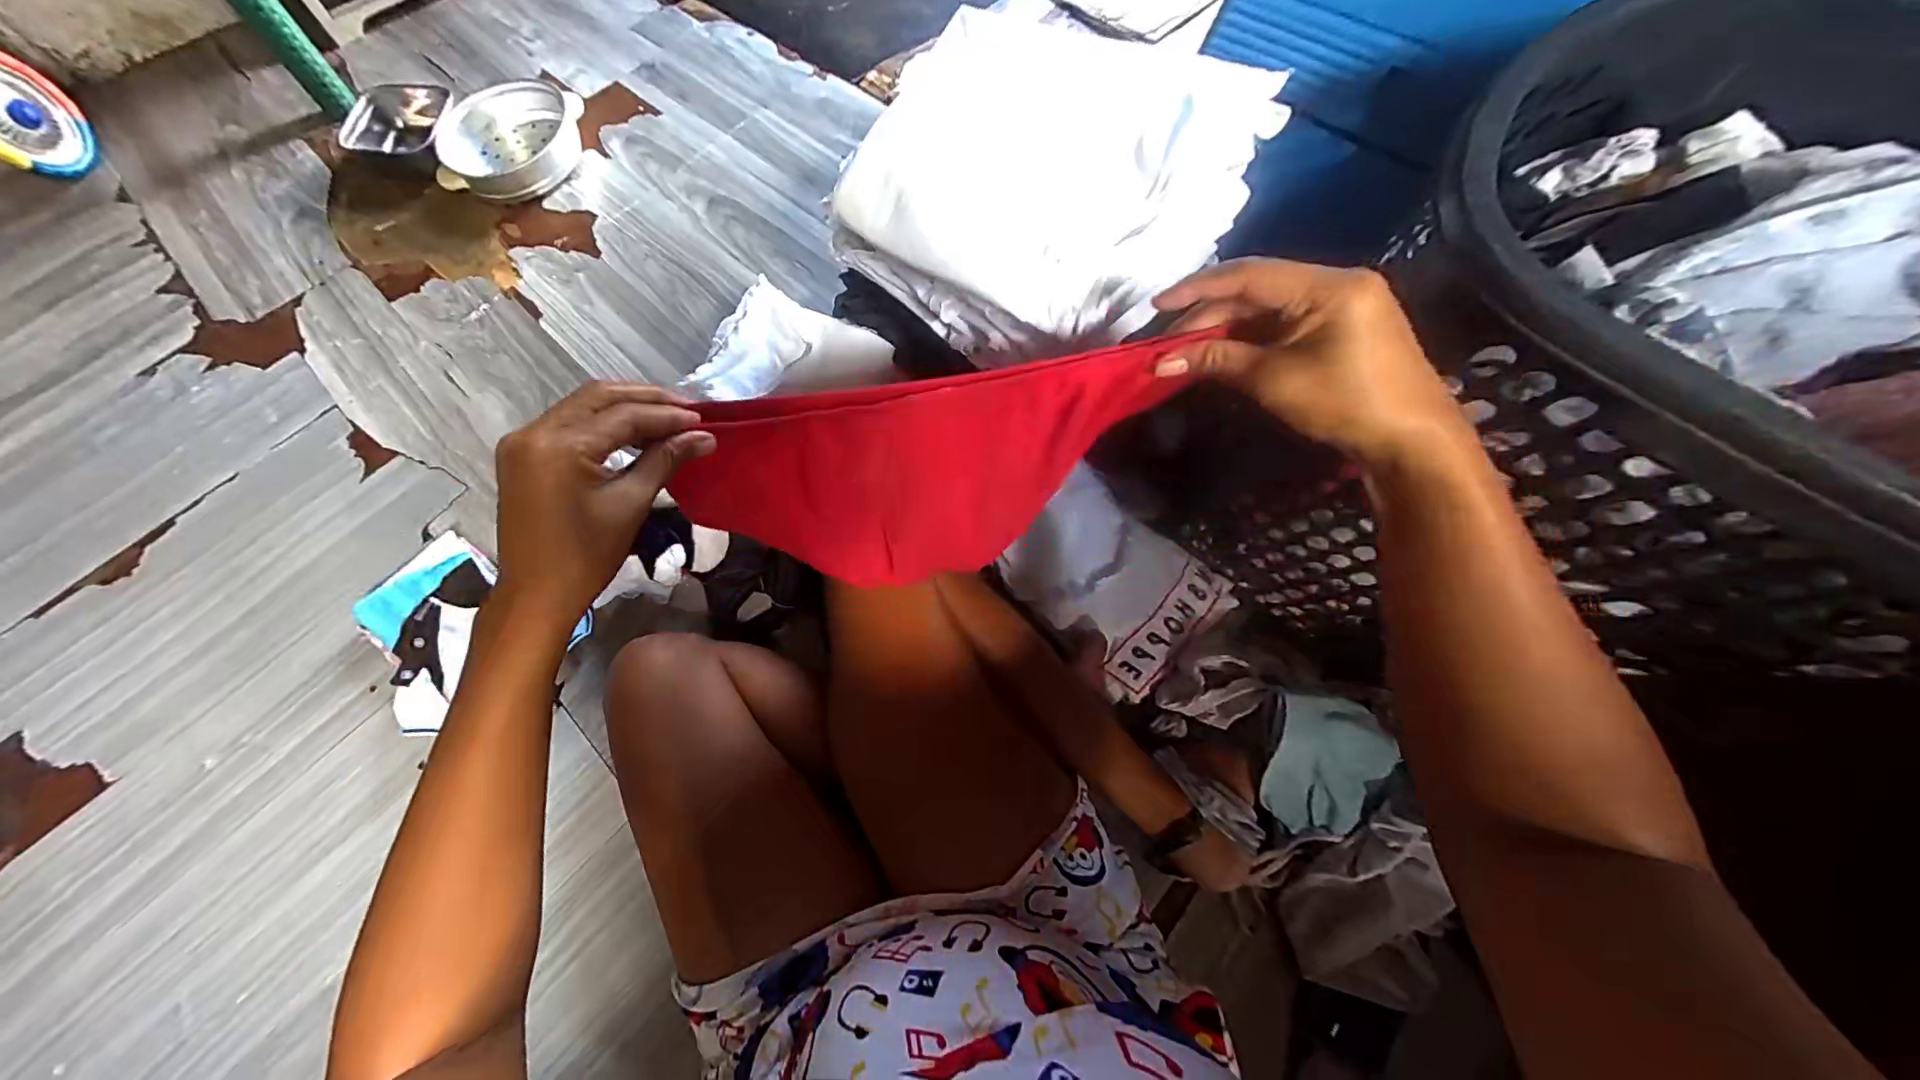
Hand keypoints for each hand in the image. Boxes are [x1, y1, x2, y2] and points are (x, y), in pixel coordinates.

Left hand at [494, 383, 714, 624]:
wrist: (537, 594)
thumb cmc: (587, 556)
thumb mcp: (631, 504)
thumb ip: (664, 460)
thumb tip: (703, 437)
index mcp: (559, 445)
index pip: (622, 416)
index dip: (667, 415)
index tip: (703, 420)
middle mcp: (534, 432)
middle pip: (598, 397)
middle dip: (646, 399)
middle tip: (688, 409)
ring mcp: (523, 441)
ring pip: (583, 406)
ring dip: (626, 407)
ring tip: (667, 417)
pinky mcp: (523, 454)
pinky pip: (569, 423)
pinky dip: (604, 422)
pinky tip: (634, 432)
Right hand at [1152, 259, 1471, 468]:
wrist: (1410, 440)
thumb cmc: (1345, 404)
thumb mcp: (1274, 380)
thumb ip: (1218, 360)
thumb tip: (1163, 362)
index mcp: (1328, 285)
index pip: (1250, 274)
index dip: (1197, 288)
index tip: (1157, 303)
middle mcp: (1336, 283)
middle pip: (1257, 290)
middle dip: (1208, 314)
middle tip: (1168, 341)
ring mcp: (1340, 305)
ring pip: (1268, 308)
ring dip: (1226, 328)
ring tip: (1186, 350)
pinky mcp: (1340, 328)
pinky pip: (1284, 323)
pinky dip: (1250, 338)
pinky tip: (1221, 352)